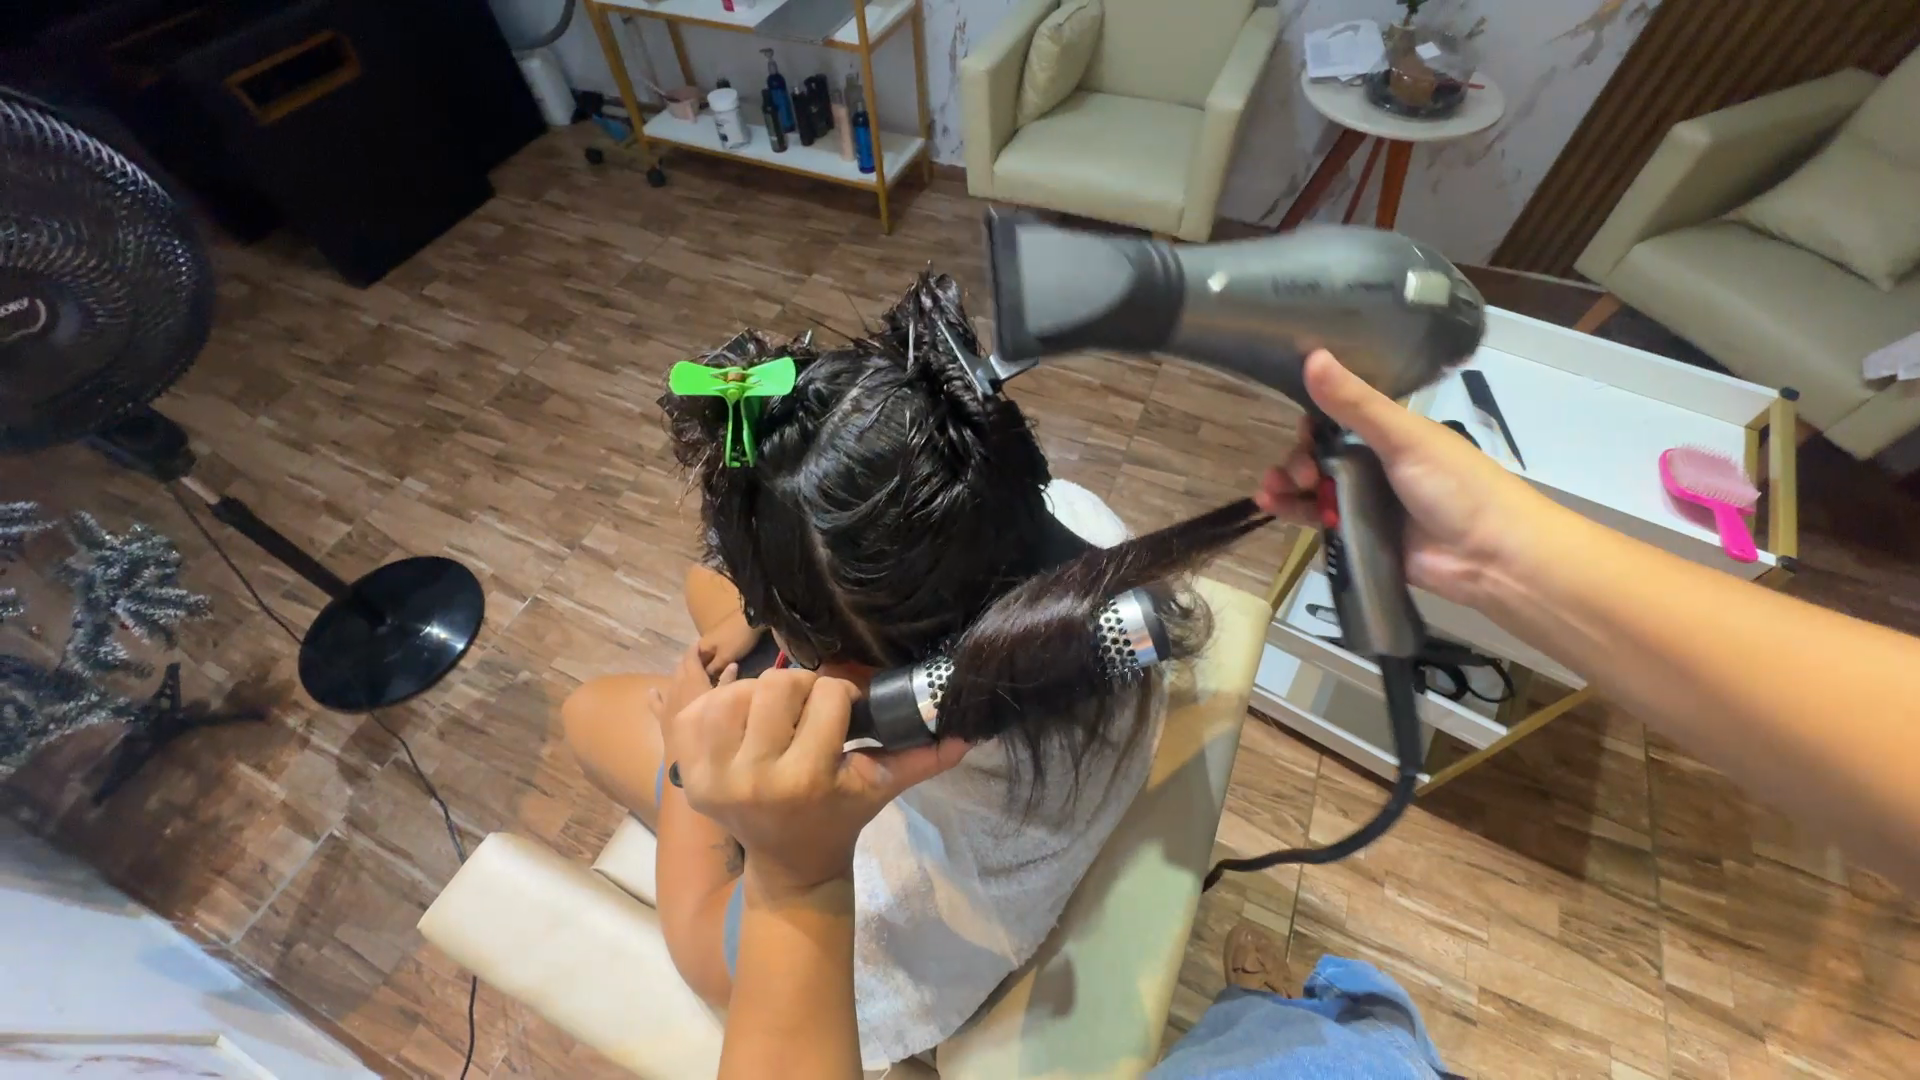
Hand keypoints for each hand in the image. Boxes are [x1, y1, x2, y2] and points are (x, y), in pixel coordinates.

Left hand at [651, 643, 737, 725]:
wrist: (691, 748)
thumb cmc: (713, 720)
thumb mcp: (726, 698)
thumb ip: (728, 681)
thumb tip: (732, 664)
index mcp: (694, 680)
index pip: (691, 659)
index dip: (694, 650)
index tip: (699, 644)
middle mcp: (678, 687)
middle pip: (681, 669)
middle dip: (688, 662)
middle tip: (698, 659)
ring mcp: (668, 701)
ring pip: (671, 683)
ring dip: (678, 676)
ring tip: (685, 673)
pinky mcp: (662, 716)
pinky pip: (656, 703)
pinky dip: (655, 696)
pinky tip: (652, 691)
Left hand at [663, 669, 968, 901]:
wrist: (788, 862)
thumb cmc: (839, 817)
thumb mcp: (882, 788)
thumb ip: (923, 758)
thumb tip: (968, 732)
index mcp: (804, 779)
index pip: (827, 696)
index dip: (842, 696)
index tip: (844, 712)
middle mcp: (750, 778)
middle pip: (776, 684)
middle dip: (800, 690)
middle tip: (807, 711)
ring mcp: (709, 776)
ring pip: (735, 691)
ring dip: (758, 696)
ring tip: (774, 719)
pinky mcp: (683, 772)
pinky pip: (696, 709)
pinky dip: (719, 706)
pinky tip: (740, 725)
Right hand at [697, 612, 766, 678]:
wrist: (753, 617)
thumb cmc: (737, 639)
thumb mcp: (725, 657)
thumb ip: (714, 668)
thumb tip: (704, 679)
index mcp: (701, 646)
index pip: (694, 666)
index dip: (700, 677)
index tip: (708, 688)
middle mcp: (705, 640)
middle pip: (703, 659)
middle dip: (708, 671)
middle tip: (716, 684)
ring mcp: (716, 636)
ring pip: (712, 654)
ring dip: (716, 664)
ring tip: (723, 677)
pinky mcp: (727, 633)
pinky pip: (721, 649)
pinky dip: (723, 657)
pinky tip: (729, 664)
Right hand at [1254, 350, 1548, 606]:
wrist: (1489, 556)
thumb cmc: (1456, 486)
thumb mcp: (1402, 437)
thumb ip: (1354, 403)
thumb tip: (1310, 355)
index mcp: (1389, 435)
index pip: (1336, 421)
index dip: (1312, 424)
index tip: (1301, 431)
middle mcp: (1373, 465)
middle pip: (1318, 456)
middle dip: (1297, 461)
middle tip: (1302, 475)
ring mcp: (1363, 501)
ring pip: (1311, 488)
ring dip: (1286, 485)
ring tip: (1270, 492)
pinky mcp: (1356, 534)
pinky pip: (1314, 519)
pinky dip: (1291, 511)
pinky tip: (1270, 506)